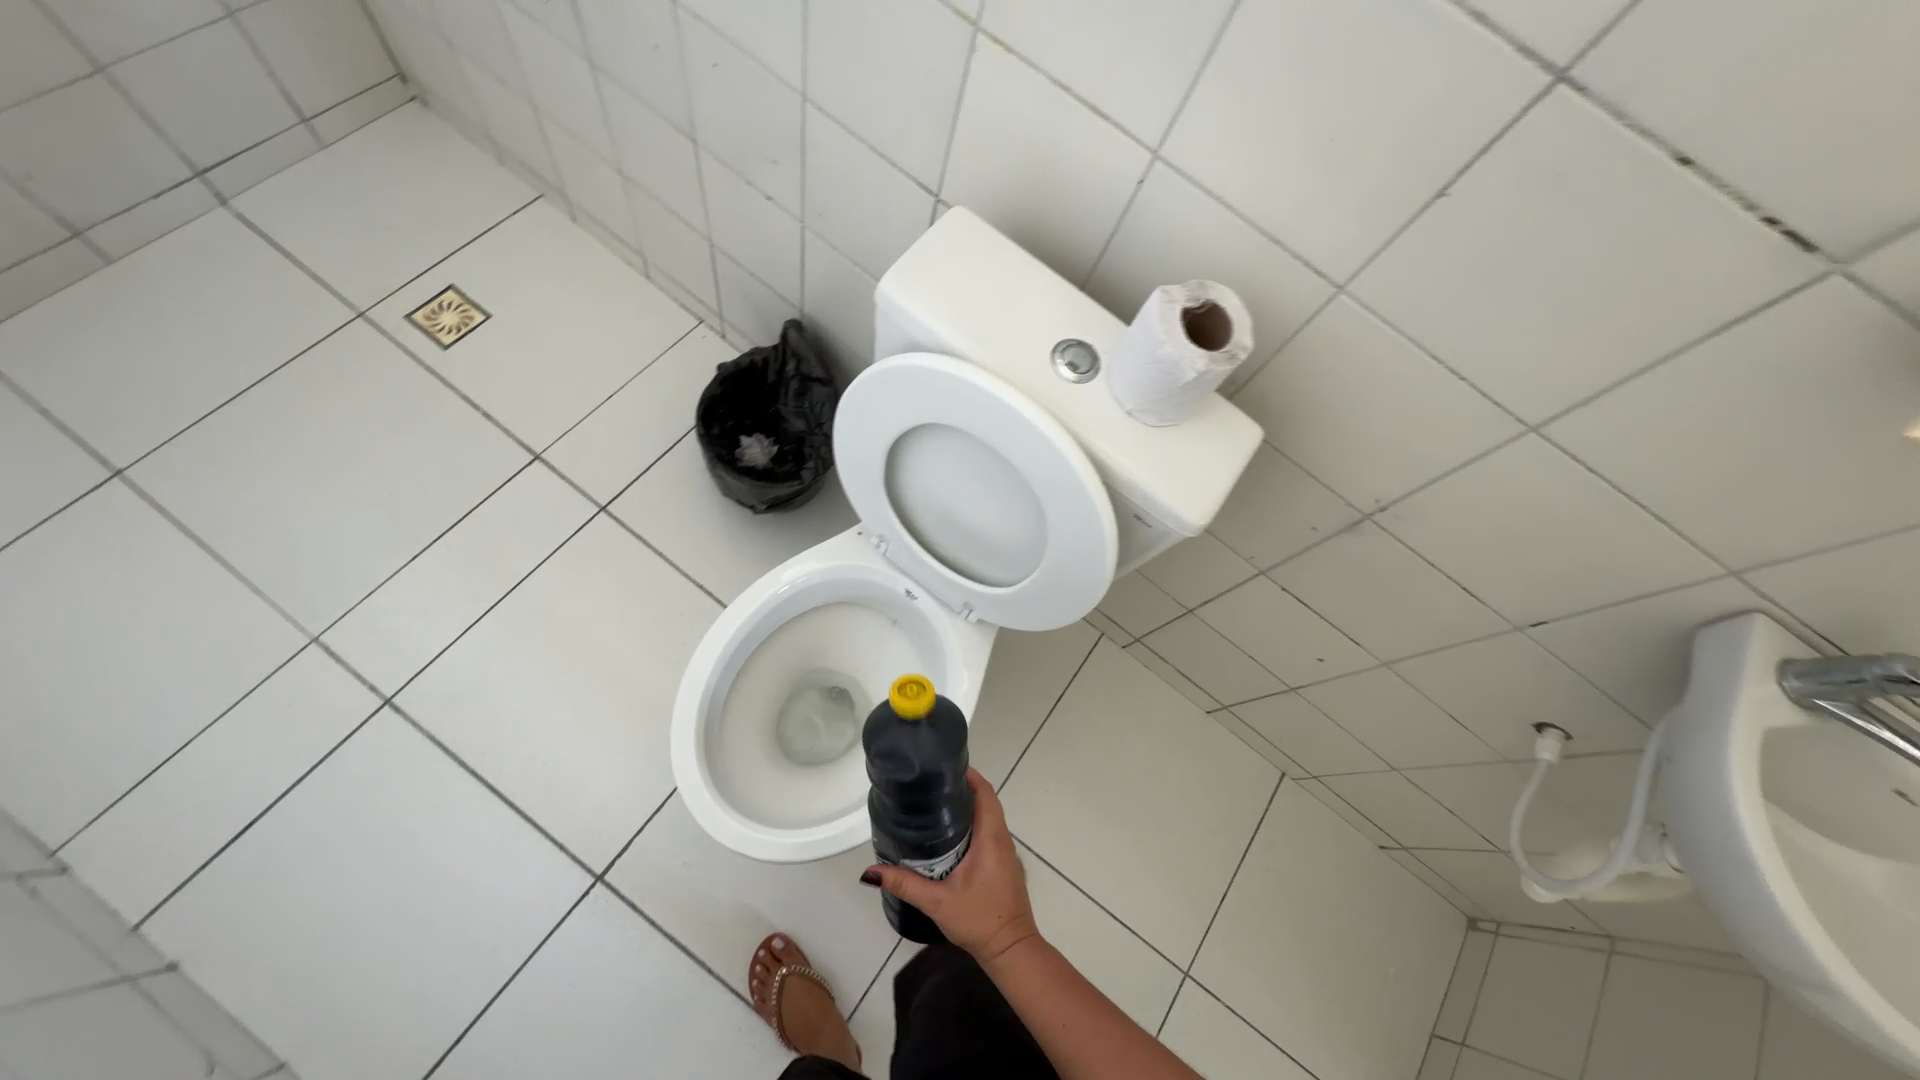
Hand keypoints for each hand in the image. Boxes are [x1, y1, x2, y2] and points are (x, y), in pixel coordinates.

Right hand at [864, 768, 1040, 965]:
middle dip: (962, 788)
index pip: (985, 794)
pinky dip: (972, 825)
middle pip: (986, 801)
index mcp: (991, 839)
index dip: (970, 776)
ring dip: (968, 807)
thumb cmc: (979, 920)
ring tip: (935, 803)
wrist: (1011, 949)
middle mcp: (1002, 840)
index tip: (945, 766)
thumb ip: (905, 884)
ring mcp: (1006, 852)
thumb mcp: (938, 902)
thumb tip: (870, 871)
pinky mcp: (1003, 864)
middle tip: (931, 784)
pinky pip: (989, 833)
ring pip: (989, 818)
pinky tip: (949, 835)